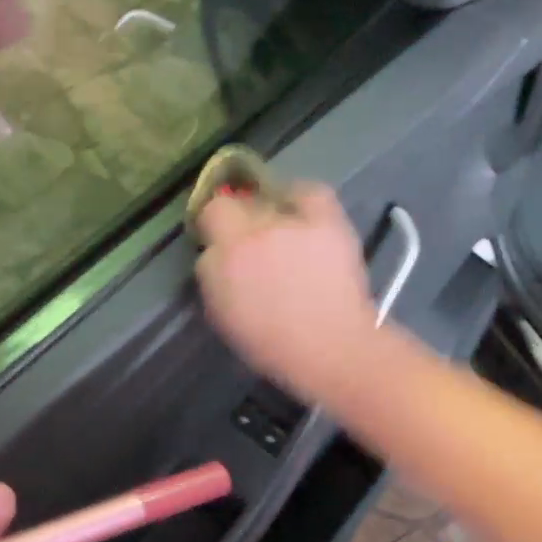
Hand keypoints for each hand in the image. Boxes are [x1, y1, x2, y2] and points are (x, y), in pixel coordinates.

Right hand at [194, 183, 378, 398]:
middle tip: (247, 237)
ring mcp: (291, 224)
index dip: (213, 224)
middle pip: (235, 205)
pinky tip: (298, 207)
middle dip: (235, 218)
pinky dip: (301, 196)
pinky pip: (310, 192)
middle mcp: (253, 233)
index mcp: (225, 257)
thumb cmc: (273, 344)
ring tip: (278, 229)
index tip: (218, 236)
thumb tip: (216, 251)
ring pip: (268, 200)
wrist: (332, 349)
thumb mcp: (224, 314)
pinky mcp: (326, 221)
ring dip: (267, 212)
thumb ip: (214, 275)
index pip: (209, 215)